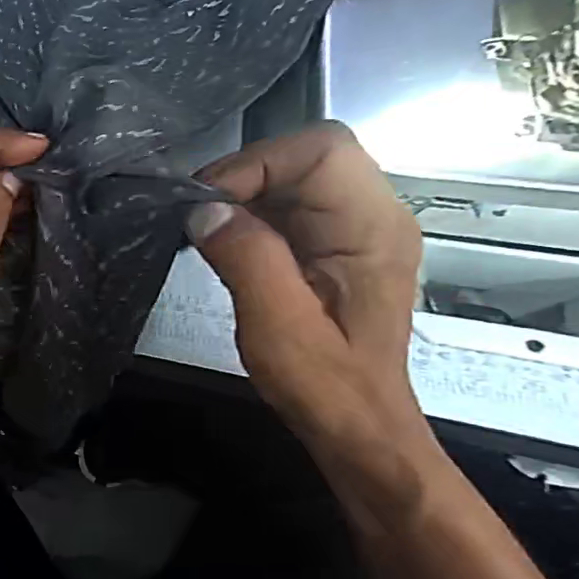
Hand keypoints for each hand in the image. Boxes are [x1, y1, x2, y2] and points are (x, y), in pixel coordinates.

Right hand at [187, 123, 426, 458]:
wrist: (357, 428)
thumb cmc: (328, 388)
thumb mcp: (279, 327)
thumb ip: (246, 258)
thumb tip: (204, 209)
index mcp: (375, 229)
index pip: (322, 151)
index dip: (258, 163)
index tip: (208, 202)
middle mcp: (376, 216)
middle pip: (309, 154)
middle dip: (248, 176)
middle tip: (202, 213)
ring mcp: (359, 227)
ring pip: (296, 174)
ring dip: (247, 195)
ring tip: (211, 229)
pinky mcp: (337, 242)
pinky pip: (292, 203)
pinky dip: (254, 213)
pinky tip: (231, 242)